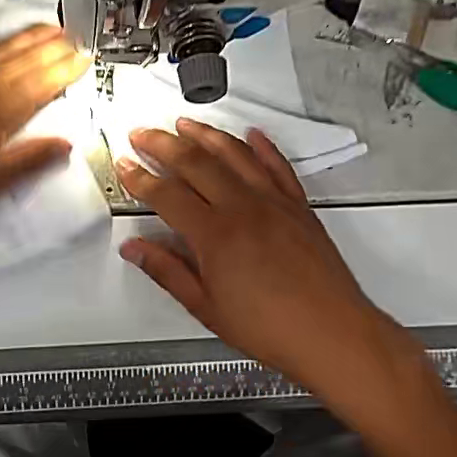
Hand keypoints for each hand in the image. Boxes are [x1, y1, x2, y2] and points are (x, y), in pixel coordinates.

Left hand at [0, 17, 89, 237]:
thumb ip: (31, 158)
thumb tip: (66, 144)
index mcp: (2, 109)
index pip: (45, 81)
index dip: (68, 68)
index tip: (85, 59)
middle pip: (28, 57)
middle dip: (56, 46)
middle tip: (76, 39)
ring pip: (0, 46)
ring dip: (27, 35)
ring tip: (49, 27)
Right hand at [115, 119, 426, 406]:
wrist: (332, 333)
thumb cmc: (271, 327)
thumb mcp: (206, 306)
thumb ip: (167, 271)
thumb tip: (135, 250)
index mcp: (215, 235)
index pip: (167, 194)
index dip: (140, 178)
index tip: (124, 166)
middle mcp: (243, 208)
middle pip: (195, 162)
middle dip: (163, 144)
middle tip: (143, 134)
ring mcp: (273, 202)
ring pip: (234, 155)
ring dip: (205, 135)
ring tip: (185, 124)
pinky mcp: (298, 206)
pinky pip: (278, 166)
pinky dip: (263, 146)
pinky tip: (252, 135)